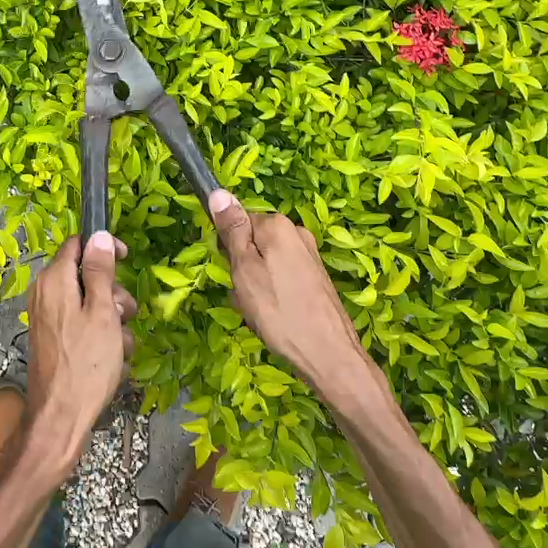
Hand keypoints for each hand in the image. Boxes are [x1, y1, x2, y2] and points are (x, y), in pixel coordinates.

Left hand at [22, 231, 137, 466]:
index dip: (103, 248)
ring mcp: (48, 316)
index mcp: (54, 279)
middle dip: (112, 293)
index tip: (126, 259)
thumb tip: (99, 236)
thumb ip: (100, 272)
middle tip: (123, 315)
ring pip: (89, 302)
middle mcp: (45, 292)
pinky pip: (82, 324)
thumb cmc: (86, 363)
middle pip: (86, 275)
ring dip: (112, 320)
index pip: (78, 244)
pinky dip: (100, 336)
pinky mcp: (54, 338)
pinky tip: (112, 359)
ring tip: (120, 346)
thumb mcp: (101, 312)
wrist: (61, 416)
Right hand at [210, 190, 373, 400]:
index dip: (228, 249)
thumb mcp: (245, 269)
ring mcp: (309, 256)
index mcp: (278, 225)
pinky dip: (274, 294)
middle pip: (253, 243)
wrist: (329, 355)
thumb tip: (218, 192)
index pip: (237, 222)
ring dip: (256, 285)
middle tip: (245, 296)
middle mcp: (297, 233)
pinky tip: (275, 317)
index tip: (231, 272)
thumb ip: (233, 231)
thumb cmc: (279, 311)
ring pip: (266, 263)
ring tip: (260, 312)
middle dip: (243, 269)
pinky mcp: (316, 278)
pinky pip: (282, 278)